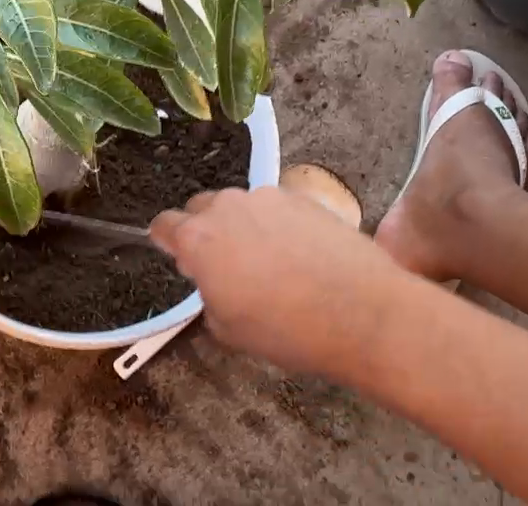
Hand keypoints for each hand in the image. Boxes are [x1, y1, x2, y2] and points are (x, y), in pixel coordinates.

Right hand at [150, 186, 414, 375]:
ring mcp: (264, 197)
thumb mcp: (229, 330)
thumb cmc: (288, 330)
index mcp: (198, 239)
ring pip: (238, 206)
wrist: (364, 314)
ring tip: (270, 260)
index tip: (182, 259)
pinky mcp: (300, 196)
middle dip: (205, 231)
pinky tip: (300, 253)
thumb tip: (213, 283)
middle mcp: (225, 207)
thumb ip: (208, 297)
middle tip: (227, 265)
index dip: (167, 241)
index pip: (163, 225)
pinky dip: (276, 224)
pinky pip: (274, 207)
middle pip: (199, 209)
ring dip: (242, 226)